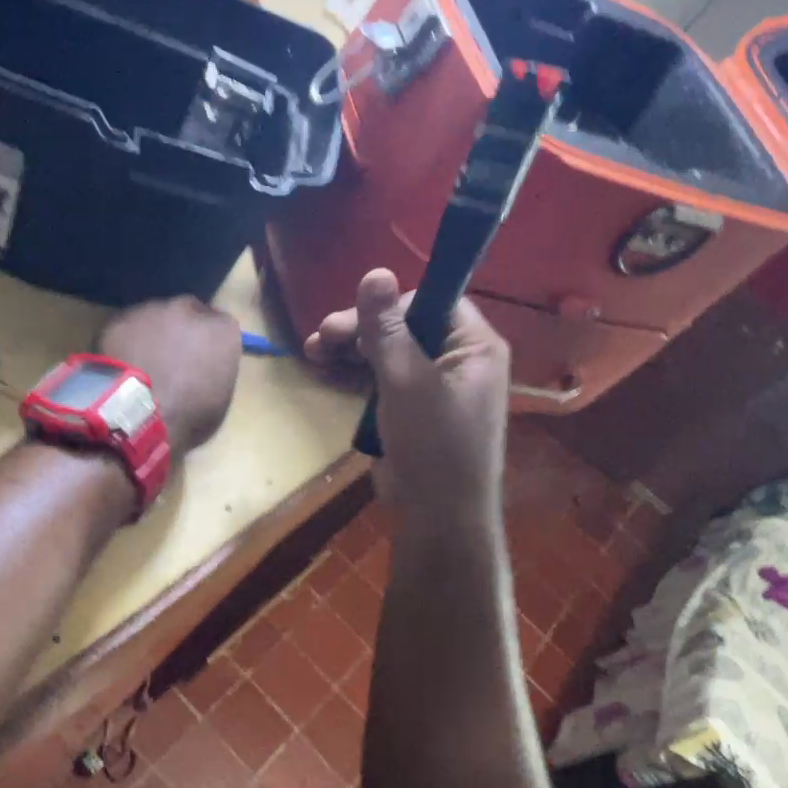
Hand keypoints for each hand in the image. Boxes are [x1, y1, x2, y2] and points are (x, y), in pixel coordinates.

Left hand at [96, 296, 241, 452]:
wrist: (137, 416)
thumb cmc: (187, 417)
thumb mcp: (219, 399)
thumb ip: (214, 370)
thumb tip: (203, 368)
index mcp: (222, 329)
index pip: (220, 325)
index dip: (208, 343)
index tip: (201, 359)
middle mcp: (188, 309)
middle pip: (187, 314)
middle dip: (181, 332)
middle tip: (171, 360)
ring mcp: (150, 311)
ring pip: (154, 318)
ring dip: (152, 335)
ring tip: (142, 364)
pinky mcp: (119, 320)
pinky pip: (127, 329)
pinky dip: (126, 342)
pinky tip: (121, 364)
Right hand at [304, 269, 508, 519]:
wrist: (437, 516)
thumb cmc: (433, 444)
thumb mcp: (406, 381)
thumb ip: (386, 329)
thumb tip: (374, 272)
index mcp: (474, 346)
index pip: (433, 302)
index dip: (390, 304)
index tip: (353, 318)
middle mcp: (458, 362)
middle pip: (405, 326)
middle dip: (360, 329)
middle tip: (320, 337)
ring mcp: (434, 389)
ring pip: (388, 354)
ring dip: (351, 350)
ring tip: (312, 352)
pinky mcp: (412, 413)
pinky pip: (383, 381)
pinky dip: (356, 374)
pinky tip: (326, 370)